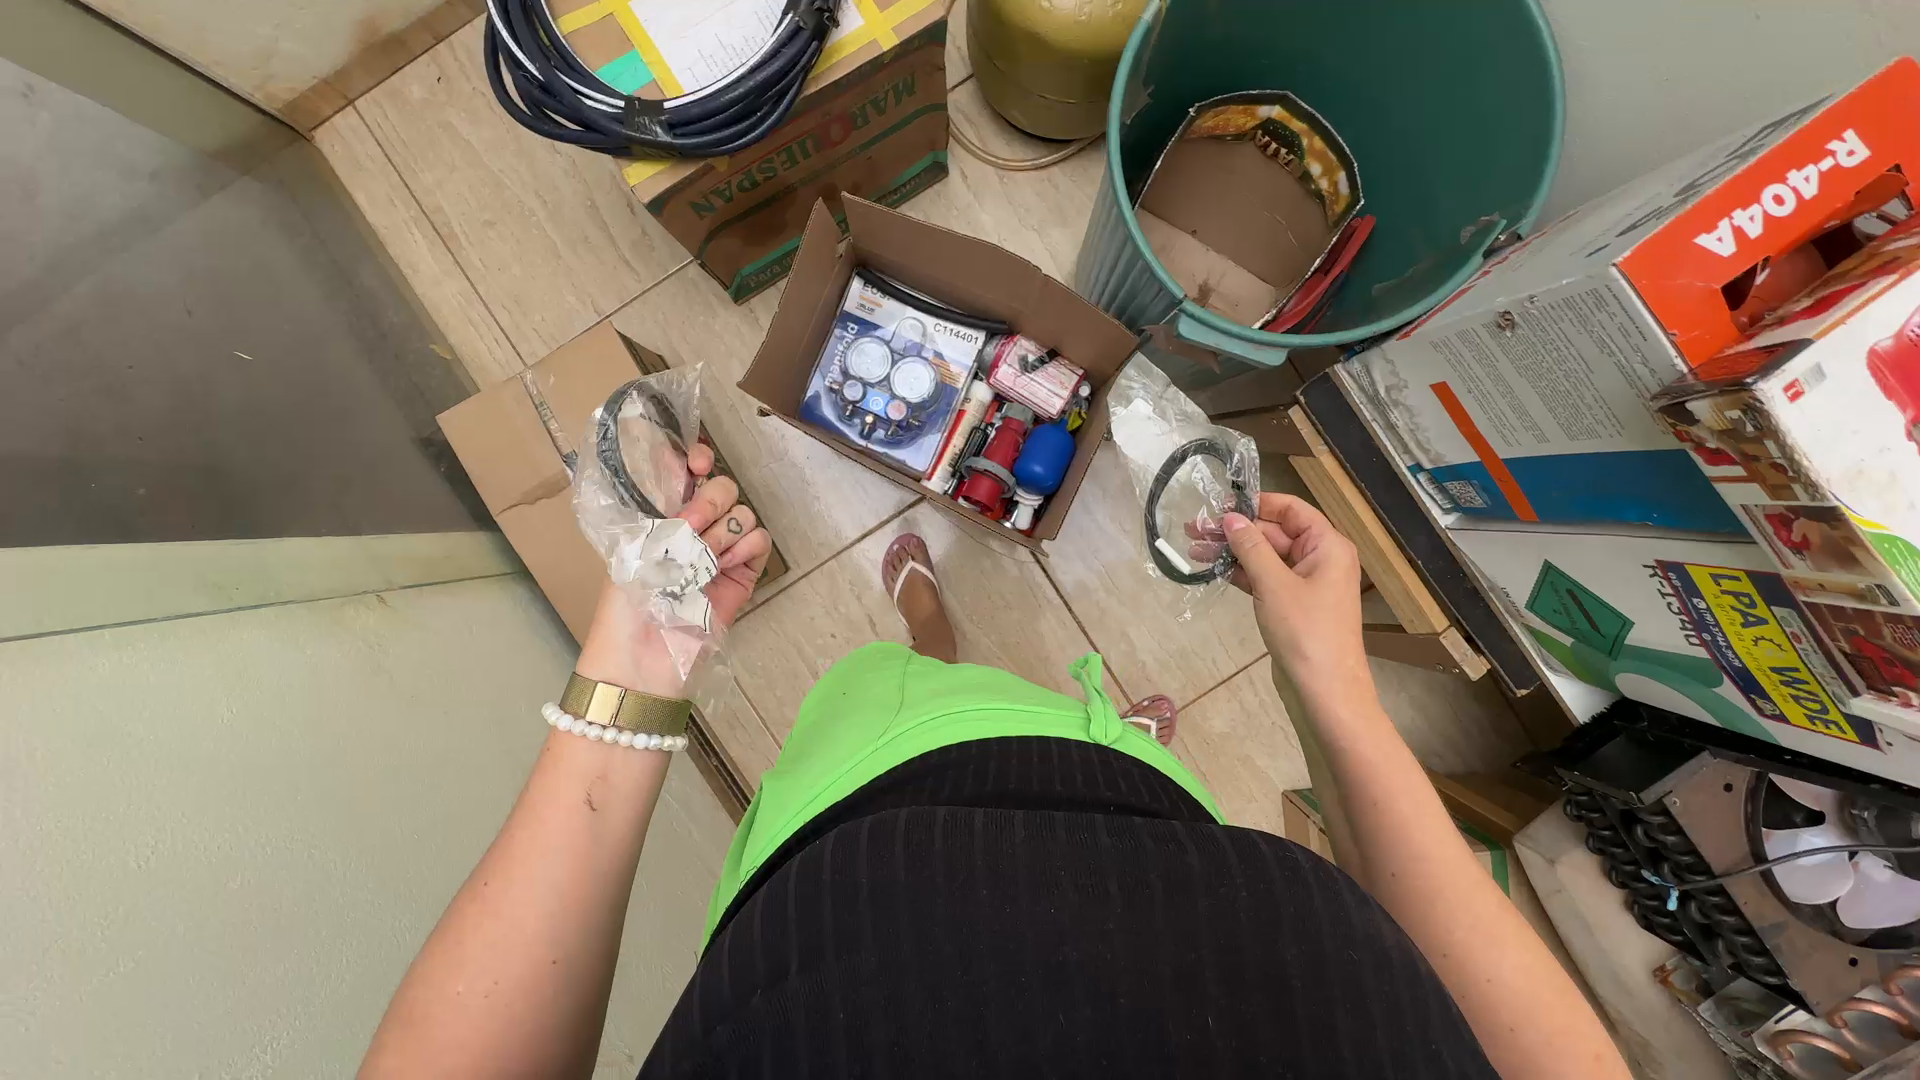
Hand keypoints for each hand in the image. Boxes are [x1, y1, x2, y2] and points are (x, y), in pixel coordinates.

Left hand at [575, 443, 771, 695]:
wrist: (644, 656)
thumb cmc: (626, 604)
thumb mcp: (635, 548)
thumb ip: (661, 507)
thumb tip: (682, 466)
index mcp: (664, 517)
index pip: (687, 474)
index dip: (696, 459)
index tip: (698, 463)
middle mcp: (696, 529)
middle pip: (722, 488)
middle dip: (709, 500)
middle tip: (690, 526)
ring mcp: (723, 550)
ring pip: (743, 513)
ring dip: (724, 531)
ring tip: (704, 560)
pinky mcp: (744, 573)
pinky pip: (759, 541)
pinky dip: (746, 547)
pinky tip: (726, 566)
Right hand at [1213, 493, 1369, 697]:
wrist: (1323, 690)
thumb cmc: (1305, 631)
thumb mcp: (1274, 584)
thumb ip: (1250, 548)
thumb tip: (1229, 518)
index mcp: (1327, 546)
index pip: (1290, 509)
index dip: (1255, 503)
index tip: (1219, 505)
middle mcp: (1318, 558)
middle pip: (1273, 532)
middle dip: (1235, 530)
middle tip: (1193, 528)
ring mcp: (1304, 583)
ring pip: (1263, 556)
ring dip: (1231, 552)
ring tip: (1192, 548)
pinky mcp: (1290, 604)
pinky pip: (1262, 578)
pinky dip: (1239, 573)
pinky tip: (1210, 569)